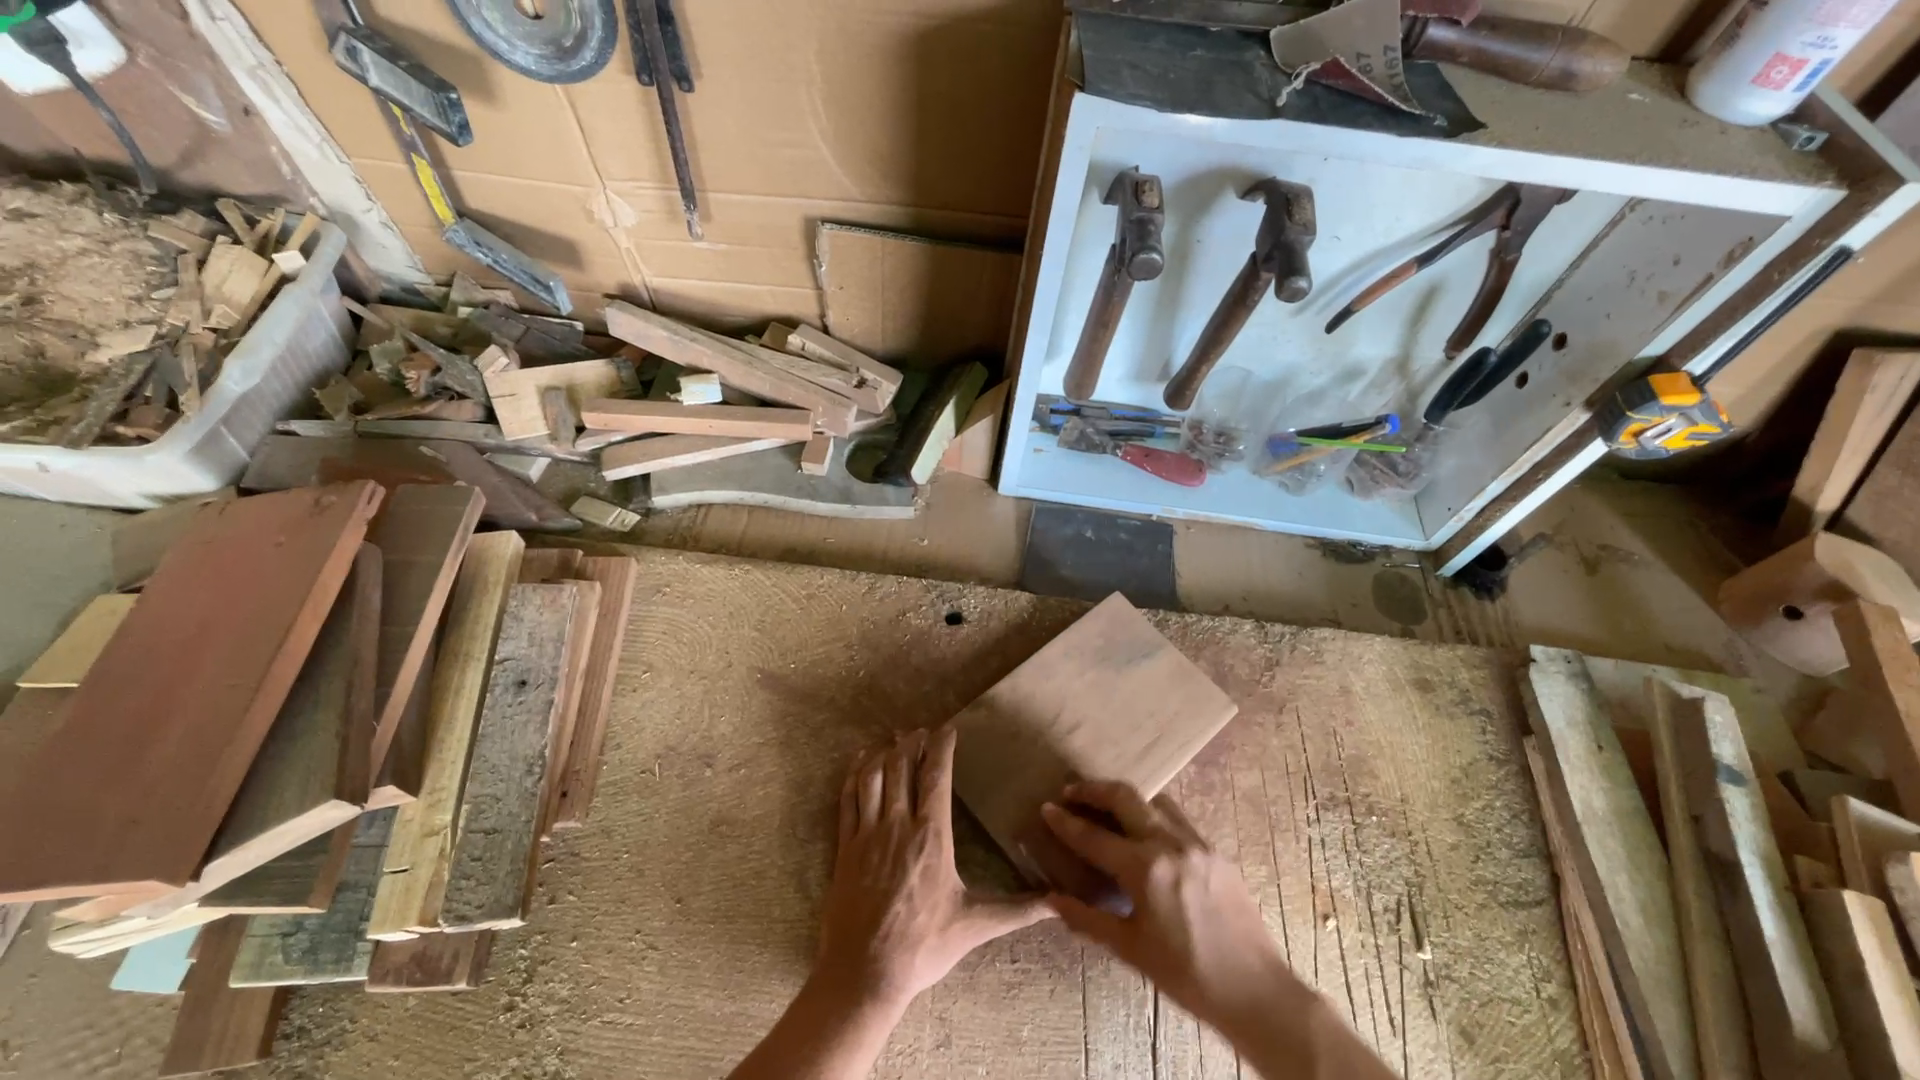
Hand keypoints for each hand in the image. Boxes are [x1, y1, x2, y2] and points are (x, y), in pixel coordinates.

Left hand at [814, 727, 1051, 1010]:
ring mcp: (866, 836)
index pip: (936, 776)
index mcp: (932, 837)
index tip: (947, 728)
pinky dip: (853, 776)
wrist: (864, 972)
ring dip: (882, 754)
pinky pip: (847, 801)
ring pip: (872, 778)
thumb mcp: (976, 925)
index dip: (941, 747)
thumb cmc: (923, 947)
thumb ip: (1019, 909)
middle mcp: (898, 826)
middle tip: (918, 730)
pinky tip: (857, 764)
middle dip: (910, 743)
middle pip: (900, 768)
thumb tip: (1059, 903)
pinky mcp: (844, 849)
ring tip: (891, 740)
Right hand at [1041, 781, 1301, 1036]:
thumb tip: (1052, 899)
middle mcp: (1171, 844)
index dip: (1065, 822)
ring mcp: (1198, 844)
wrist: (1253, 989)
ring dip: (1128, 800)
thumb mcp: (1129, 949)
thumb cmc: (1185, 974)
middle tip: (1071, 792)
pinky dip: (1156, 818)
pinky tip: (1148, 836)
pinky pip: (1180, 822)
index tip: (1046, 808)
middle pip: (1126, 797)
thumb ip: (1087, 918)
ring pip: (1156, 803)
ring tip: (1108, 808)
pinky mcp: (1217, 853)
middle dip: (1094, 790)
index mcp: (1145, 868)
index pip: (1094, 837)